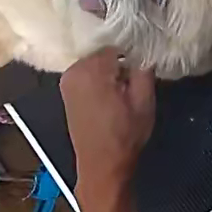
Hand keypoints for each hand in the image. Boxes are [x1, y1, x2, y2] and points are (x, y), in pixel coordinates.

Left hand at [62, 48, 155, 196]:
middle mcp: (74, 70)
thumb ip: (144, 70)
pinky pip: (88, 75)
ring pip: (96, 64)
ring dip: (111, 74)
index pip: (118, 45)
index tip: (143, 72)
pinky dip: (100, 81)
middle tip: (134, 87)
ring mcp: (67, 81)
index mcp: (91, 69)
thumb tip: (144, 51)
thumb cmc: (125, 135)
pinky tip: (111, 99)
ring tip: (123, 95)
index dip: (134, 56)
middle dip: (121, 65)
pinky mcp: (67, 92)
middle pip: (105, 54)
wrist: (102, 165)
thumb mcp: (144, 101)